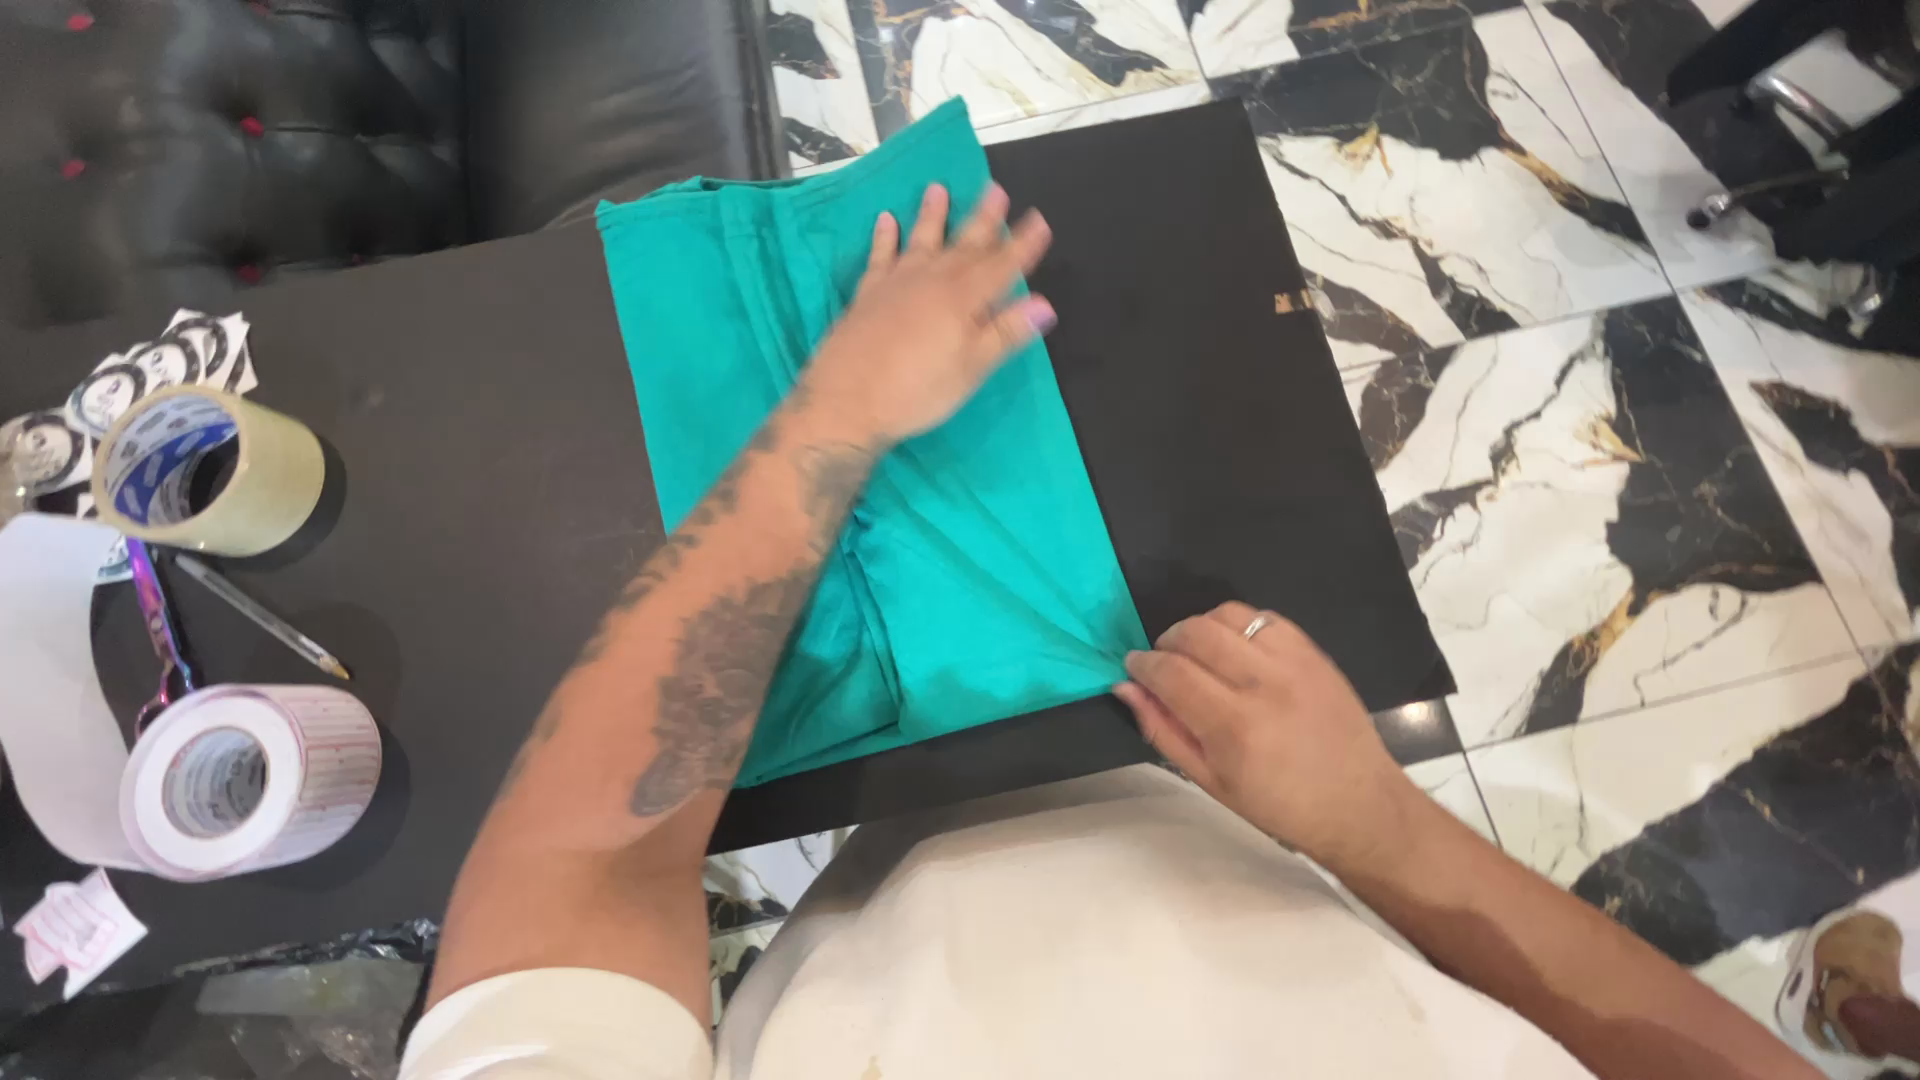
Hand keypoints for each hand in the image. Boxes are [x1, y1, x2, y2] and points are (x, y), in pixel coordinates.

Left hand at [800, 182, 1055, 442]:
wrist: (846, 402)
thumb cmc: (916, 393)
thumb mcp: (970, 370)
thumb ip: (1005, 334)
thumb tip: (1044, 304)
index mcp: (962, 301)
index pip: (1001, 267)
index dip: (1022, 245)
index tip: (1039, 220)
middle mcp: (931, 282)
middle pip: (963, 246)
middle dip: (983, 220)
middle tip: (996, 189)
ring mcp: (895, 285)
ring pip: (921, 242)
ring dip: (932, 215)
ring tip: (937, 188)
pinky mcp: (867, 295)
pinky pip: (879, 257)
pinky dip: (884, 238)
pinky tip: (885, 221)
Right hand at [1113, 601, 1420, 867]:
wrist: (1359, 804)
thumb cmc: (1277, 804)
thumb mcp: (1208, 779)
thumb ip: (1161, 728)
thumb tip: (1125, 686)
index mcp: (1235, 727)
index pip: (1170, 672)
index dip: (1142, 664)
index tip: (1133, 667)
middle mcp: (1264, 685)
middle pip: (1194, 633)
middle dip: (1166, 642)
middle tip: (1164, 663)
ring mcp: (1294, 663)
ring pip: (1225, 615)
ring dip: (1199, 628)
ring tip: (1198, 653)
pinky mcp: (1313, 652)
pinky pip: (1261, 617)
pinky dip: (1236, 626)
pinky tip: (1234, 649)